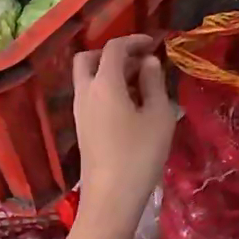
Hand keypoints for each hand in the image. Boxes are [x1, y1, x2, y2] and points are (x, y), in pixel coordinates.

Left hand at [73, 34, 174, 217]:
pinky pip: (90, 95)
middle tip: (139, 61)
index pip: (114, 48)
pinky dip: (106, 88)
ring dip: (109, 72)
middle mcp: (85, 92)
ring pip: (87, 77)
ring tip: (140, 83)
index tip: (154, 44)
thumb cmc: (140, 154)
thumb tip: (148, 63)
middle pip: (89, 58)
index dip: (134, 40)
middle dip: (113, 53)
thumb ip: (154, 83)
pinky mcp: (81, 127)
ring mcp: (79, 111)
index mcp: (104, 83)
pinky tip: (129, 104)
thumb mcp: (158, 115)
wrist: (112, 197)